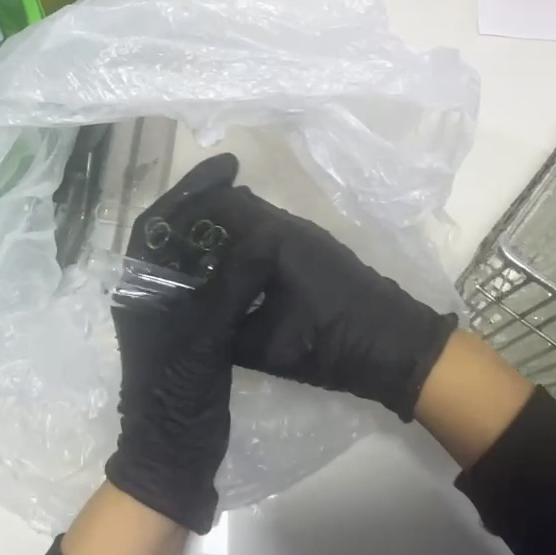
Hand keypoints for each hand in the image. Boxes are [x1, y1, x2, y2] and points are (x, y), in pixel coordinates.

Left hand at [104, 154, 268, 534]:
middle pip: (175, 232)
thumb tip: (262, 238)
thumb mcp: (204, 336)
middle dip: (205, 204)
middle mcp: (148, 290)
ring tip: (252, 207)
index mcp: (137, 286)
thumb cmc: (178, 393)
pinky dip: (231, 263)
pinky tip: (257, 255)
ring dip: (219, 230)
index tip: (225, 167)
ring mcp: (169, 310)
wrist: (172, 454)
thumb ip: (232, 285)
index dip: (189, 189)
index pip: (158, 220)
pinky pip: (210, 281)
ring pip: (193, 255)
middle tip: (241, 180)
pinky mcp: (191, 328)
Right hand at [196, 182, 456, 421]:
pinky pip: (268, 237)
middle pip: (231, 208)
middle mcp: (286, 225)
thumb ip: (220, 327)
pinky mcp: (315, 251)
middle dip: (200, 225)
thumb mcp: (264, 346)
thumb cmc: (330, 344)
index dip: (184, 214)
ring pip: (251, 223)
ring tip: (193, 266)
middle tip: (171, 253)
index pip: (217, 205)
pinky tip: (230, 279)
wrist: (396, 349)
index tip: (158, 235)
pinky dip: (244, 249)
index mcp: (272, 238)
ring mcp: (305, 235)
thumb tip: (186, 318)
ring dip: (224, 237)